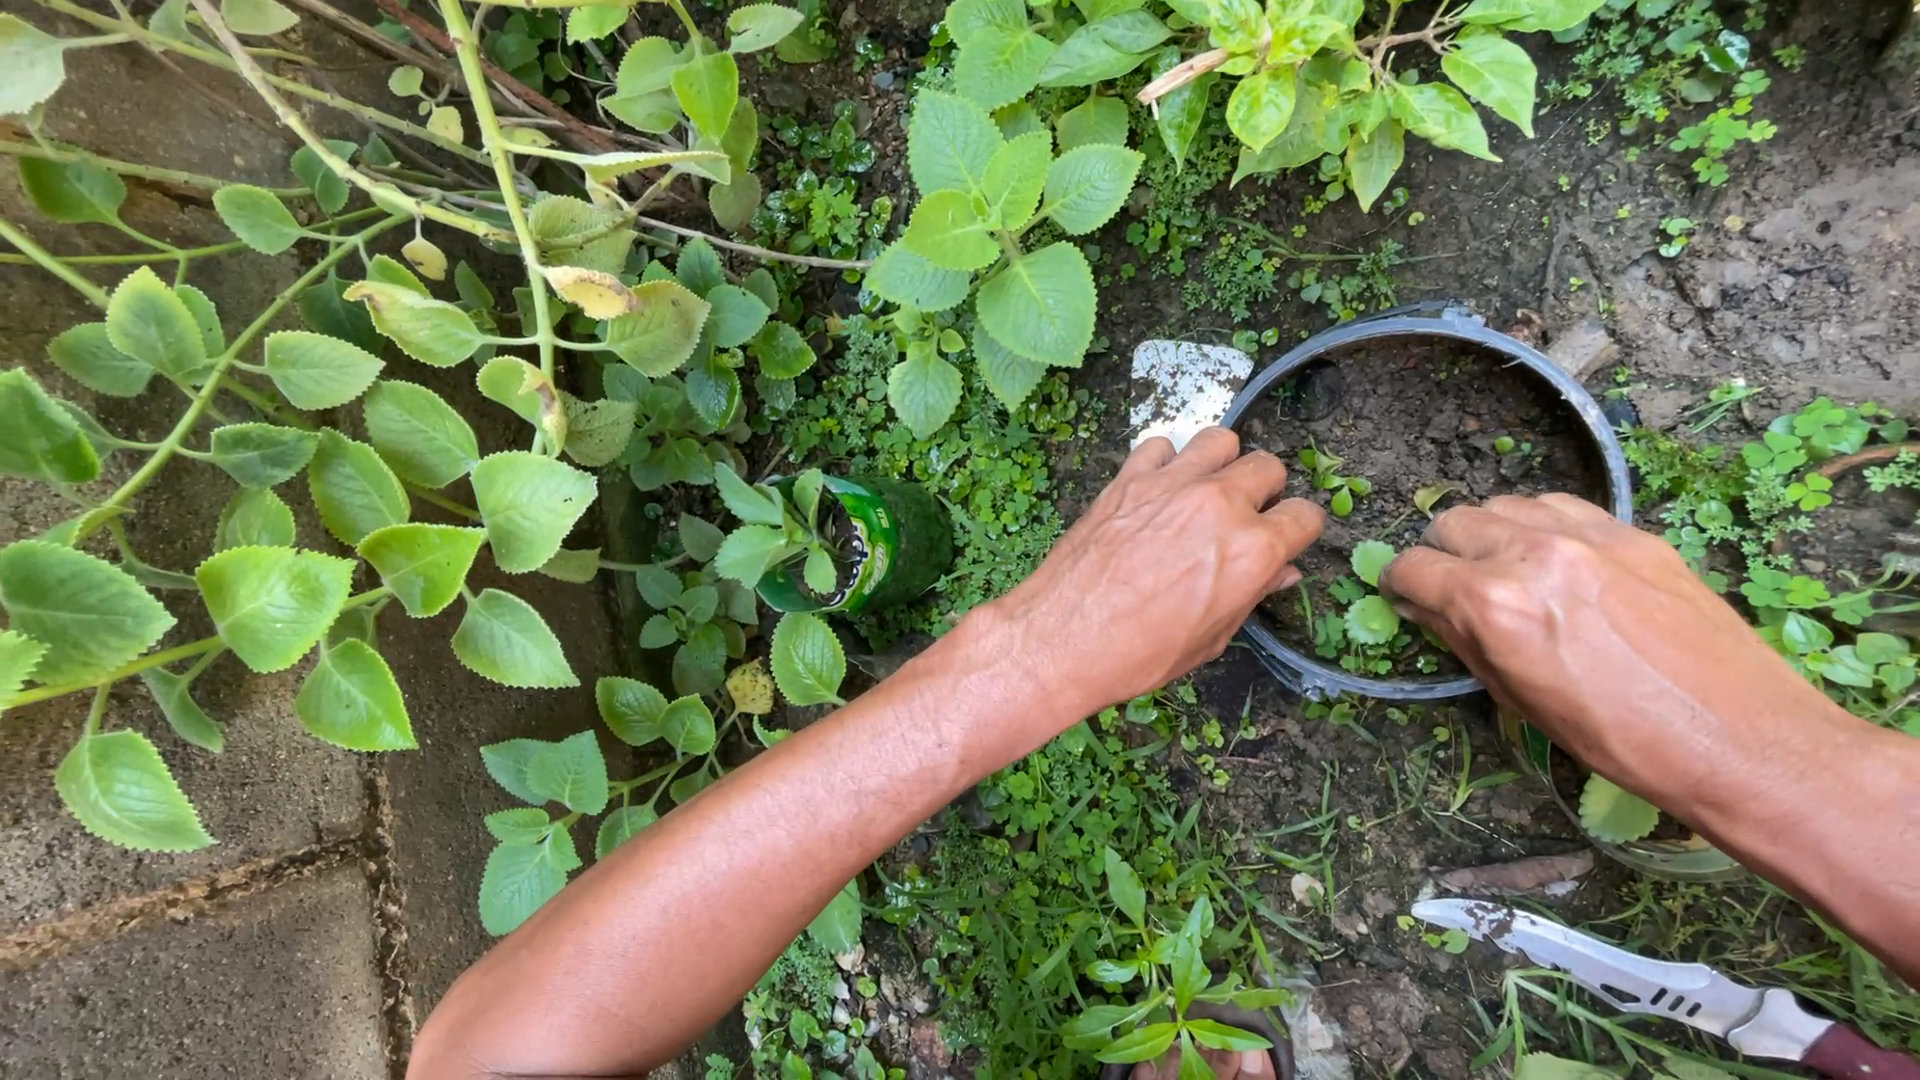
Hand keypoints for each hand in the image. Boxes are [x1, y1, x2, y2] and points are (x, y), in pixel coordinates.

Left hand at [987, 427, 1323, 715]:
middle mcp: (1219, 505)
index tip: (1282, 538)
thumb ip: (1252, 594)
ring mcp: (1171, 485)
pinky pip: (1160, 446)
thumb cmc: (1140, 653)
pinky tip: (1155, 489)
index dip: (1295, 531)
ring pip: (1219, 440)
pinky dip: (1163, 462)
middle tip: (1240, 516)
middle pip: (1267, 467)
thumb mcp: (1211, 638)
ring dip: (1218, 463)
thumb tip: (1280, 571)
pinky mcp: (1129, 478)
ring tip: (1202, 491)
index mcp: (1252, 550)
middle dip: (1262, 491)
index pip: (1305, 516)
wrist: (1063, 639)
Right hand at [1379, 493, 1848, 796]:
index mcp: (1493, 603)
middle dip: (1438, 554)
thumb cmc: (1611, 735)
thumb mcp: (1513, 694)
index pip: (1412, 567)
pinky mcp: (1632, 533)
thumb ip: (1457, 637)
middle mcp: (1530, 554)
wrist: (1741, 740)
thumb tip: (1419, 606)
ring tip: (1503, 566)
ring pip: (1501, 505)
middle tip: (1453, 585)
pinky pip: (1557, 506)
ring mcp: (1586, 536)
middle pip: (1449, 523)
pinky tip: (1550, 555)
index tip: (1406, 598)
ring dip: (1486, 534)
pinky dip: (1536, 524)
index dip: (1399, 585)